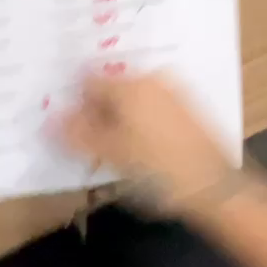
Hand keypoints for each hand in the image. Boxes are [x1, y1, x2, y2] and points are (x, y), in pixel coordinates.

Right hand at [59, 73, 235, 210]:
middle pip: (110, 89)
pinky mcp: (189, 108)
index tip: (71, 132)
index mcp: (130, 84)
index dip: (73, 106)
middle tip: (93, 146)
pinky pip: (152, 107)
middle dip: (96, 112)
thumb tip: (49, 119)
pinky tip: (143, 150)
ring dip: (118, 119)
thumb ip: (76, 133)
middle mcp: (153, 78)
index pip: (85, 82)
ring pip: (132, 99)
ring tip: (118, 153)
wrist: (216, 188)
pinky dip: (140, 122)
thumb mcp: (110, 155)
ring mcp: (175, 91)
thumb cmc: (158, 170)